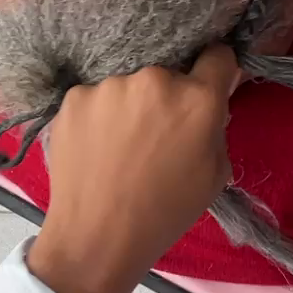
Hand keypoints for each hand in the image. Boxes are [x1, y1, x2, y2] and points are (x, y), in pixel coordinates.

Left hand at [28, 46, 240, 292]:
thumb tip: (206, 106)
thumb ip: (215, 128)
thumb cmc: (164, 214)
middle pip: (168, 74)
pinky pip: (95, 98)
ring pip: (127, 86)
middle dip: (166, 97)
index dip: (214, 72)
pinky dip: (97, 116)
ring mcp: (109, 85)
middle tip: (155, 135)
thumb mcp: (214, 176)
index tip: (205, 87)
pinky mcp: (74, 97)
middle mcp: (154, 79)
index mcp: (197, 99)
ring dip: (128, 106)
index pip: (217, 56)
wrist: (96, 237)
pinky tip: (94, 147)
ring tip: (119, 147)